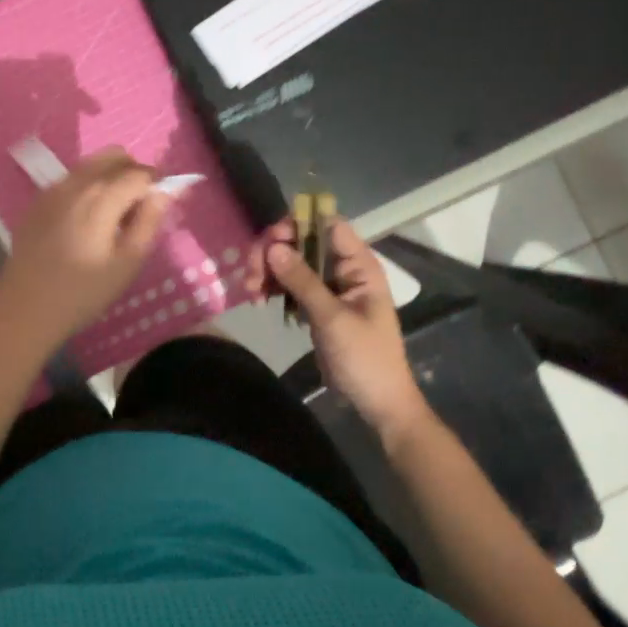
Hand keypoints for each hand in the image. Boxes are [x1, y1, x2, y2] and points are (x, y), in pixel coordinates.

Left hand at [0, 148, 170, 345]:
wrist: (26, 306)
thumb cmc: (83, 292)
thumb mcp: (127, 263)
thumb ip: (149, 221)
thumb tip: (166, 192)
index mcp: (103, 196)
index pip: (141, 172)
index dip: (157, 184)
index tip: (160, 205)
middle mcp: (77, 182)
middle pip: (115, 157)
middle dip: (134, 173)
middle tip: (138, 207)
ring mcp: (53, 188)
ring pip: (91, 164)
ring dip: (110, 176)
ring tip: (113, 213)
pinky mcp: (38, 200)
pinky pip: (70, 178)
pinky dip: (87, 185)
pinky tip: (85, 219)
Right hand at [247, 218, 430, 439]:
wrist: (377, 402)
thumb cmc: (364, 358)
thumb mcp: (332, 319)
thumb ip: (303, 281)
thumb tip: (273, 247)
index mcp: (359, 265)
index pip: (327, 224)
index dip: (297, 224)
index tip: (271, 244)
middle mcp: (343, 267)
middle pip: (301, 239)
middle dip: (272, 251)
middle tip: (251, 274)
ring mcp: (328, 284)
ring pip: (290, 260)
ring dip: (267, 269)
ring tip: (251, 292)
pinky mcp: (316, 302)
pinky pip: (289, 281)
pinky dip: (272, 286)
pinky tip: (259, 300)